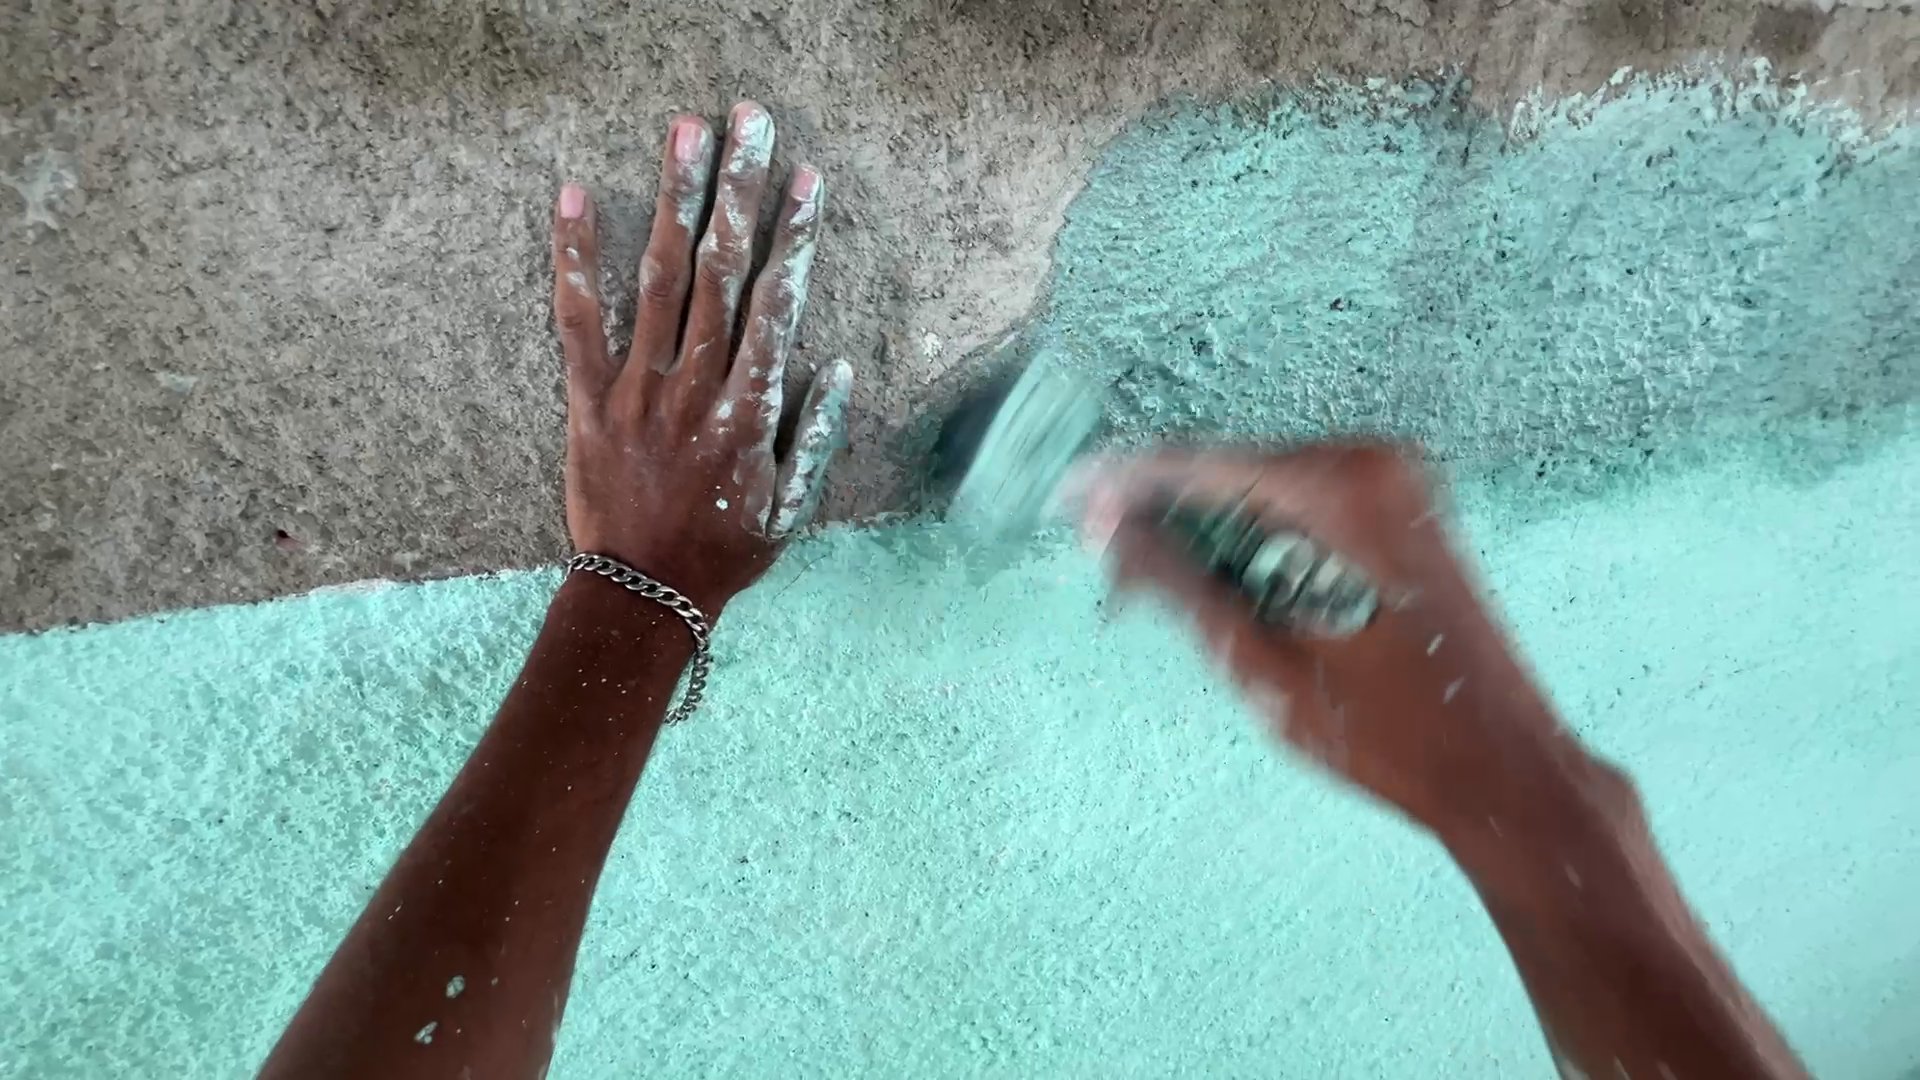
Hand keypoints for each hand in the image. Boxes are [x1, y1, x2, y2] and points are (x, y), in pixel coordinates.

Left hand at [550, 101, 851, 613]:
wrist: (645, 590)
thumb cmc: (728, 551)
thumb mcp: (793, 508)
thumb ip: (816, 437)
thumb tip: (836, 368)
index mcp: (750, 414)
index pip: (777, 309)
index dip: (795, 241)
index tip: (807, 183)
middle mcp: (697, 388)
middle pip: (721, 275)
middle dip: (740, 193)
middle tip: (749, 123)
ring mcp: (638, 389)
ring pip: (659, 281)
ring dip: (673, 201)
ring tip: (685, 133)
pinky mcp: (589, 400)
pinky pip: (577, 321)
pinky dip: (574, 258)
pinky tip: (577, 196)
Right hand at [1071, 441, 1598, 833]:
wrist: (1506, 773)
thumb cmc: (1388, 731)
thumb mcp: (1261, 660)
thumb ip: (1179, 584)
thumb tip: (1112, 532)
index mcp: (1344, 490)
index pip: (1204, 466)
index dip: (1126, 483)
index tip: (1072, 497)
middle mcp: (1372, 466)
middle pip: (1228, 474)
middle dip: (1158, 514)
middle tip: (1103, 557)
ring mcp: (1393, 485)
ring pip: (1255, 491)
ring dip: (1196, 530)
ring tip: (1143, 577)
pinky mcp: (1396, 513)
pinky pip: (1292, 506)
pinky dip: (1242, 536)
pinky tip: (1207, 572)